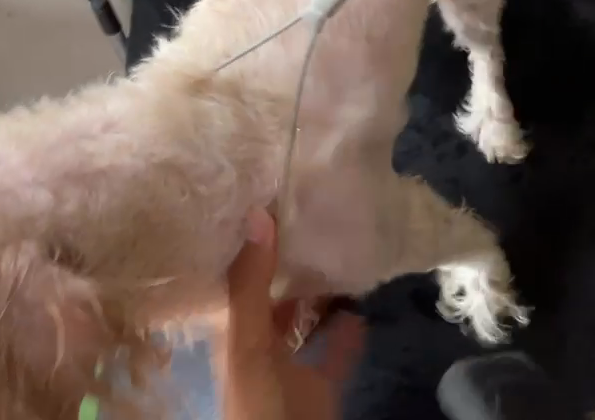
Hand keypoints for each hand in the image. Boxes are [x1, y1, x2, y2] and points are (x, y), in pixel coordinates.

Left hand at [215, 208, 365, 419]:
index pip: (236, 277)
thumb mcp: (248, 349)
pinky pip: (336, 352)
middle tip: (312, 211)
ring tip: (339, 245)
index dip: (248, 240)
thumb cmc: (261, 412)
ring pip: (302, 319)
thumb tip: (259, 212)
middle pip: (271, 295)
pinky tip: (362, 301)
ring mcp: (290, 372)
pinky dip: (347, 329)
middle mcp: (257, 348)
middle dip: (288, 260)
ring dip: (318, 291)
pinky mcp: (322, 391)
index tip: (267, 196)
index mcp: (232, 335)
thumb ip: (251, 287)